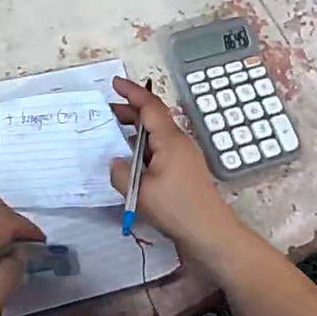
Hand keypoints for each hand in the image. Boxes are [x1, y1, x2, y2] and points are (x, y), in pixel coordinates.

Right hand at [107, 77, 253, 262]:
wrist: (210, 232)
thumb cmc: (177, 208)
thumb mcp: (140, 191)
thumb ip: (121, 173)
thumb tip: (115, 161)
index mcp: (170, 140)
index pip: (150, 106)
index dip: (132, 92)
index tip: (115, 83)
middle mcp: (178, 142)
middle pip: (153, 117)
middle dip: (130, 110)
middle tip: (107, 109)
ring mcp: (183, 156)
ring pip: (156, 134)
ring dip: (135, 129)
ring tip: (114, 131)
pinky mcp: (183, 170)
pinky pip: (160, 149)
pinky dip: (142, 146)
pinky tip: (130, 158)